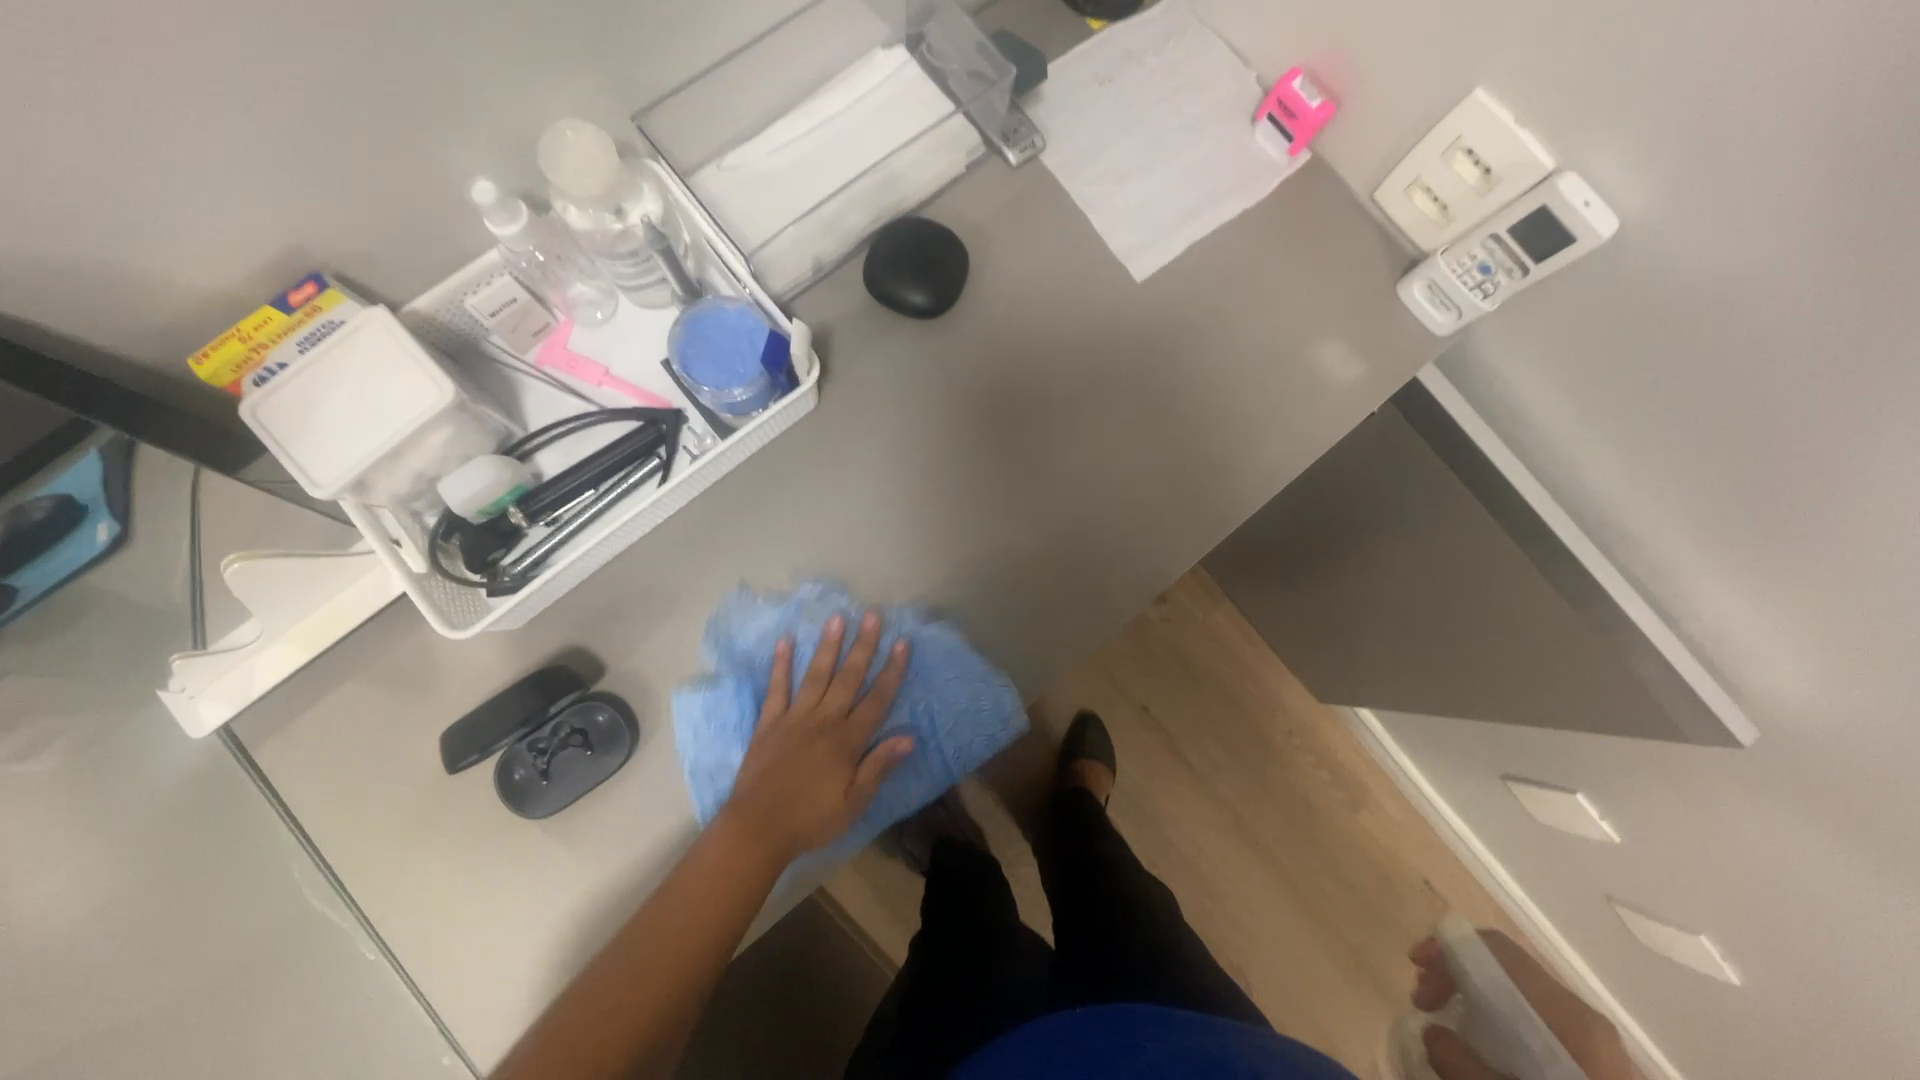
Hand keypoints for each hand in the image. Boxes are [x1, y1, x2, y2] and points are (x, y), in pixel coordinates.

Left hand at [719, 611, 914, 863]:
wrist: (757, 828)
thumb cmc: (811, 820)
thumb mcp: (854, 802)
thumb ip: (879, 767)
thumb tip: (909, 737)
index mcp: (848, 741)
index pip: (877, 700)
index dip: (892, 671)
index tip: (902, 642)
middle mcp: (824, 721)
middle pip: (848, 678)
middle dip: (863, 646)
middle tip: (873, 615)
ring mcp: (794, 719)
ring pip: (816, 675)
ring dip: (828, 646)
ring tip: (837, 618)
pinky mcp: (769, 724)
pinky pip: (777, 689)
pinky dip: (781, 665)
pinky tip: (785, 642)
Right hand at [1410, 931, 1642, 1079]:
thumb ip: (1461, 1065)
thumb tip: (1433, 1034)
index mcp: (1567, 1018)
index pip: (1499, 952)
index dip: (1449, 949)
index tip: (1416, 969)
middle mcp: (1583, 1019)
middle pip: (1508, 970)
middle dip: (1457, 977)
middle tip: (1424, 1003)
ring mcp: (1594, 1044)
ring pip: (1522, 998)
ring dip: (1476, 1002)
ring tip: (1447, 1029)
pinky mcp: (1595, 1068)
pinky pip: (1538, 1025)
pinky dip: (1501, 1025)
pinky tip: (1483, 1054)